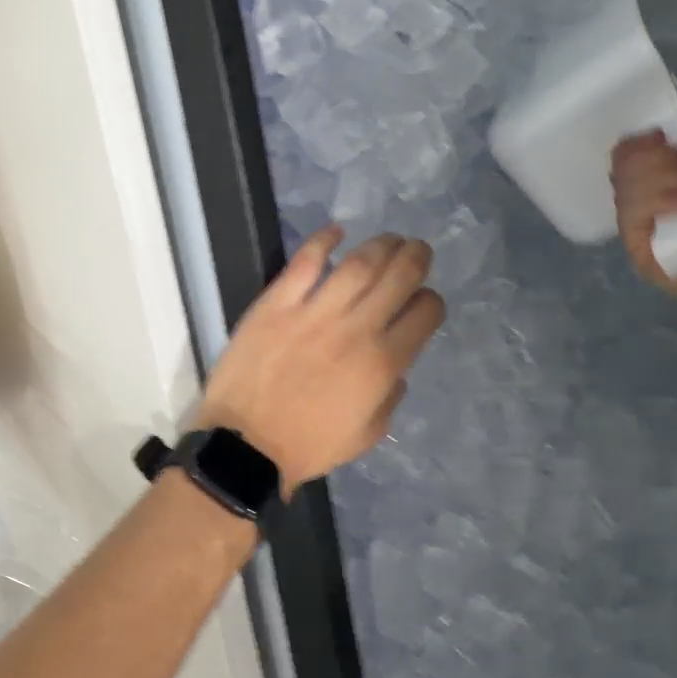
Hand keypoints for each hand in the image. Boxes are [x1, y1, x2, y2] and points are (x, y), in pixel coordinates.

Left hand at [196, 227, 445, 492]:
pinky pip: (304, 262)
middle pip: (397, 278)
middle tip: (417, 249)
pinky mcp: (274, 304)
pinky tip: (336, 231)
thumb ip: (390, 396)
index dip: (430, 302)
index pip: (424, 314)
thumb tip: (396, 367)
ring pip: (358, 264)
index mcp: (382, 364)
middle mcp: (355, 330)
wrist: (246, 443)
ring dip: (380, 246)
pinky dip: (322, 241)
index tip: (423, 299)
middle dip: (415, 258)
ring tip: (388, 240)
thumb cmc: (307, 445)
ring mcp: (312, 312)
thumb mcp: (367, 434)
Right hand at [611, 116, 676, 304]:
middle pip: (623, 164)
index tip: (668, 137)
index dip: (645, 141)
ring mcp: (645, 225)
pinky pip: (628, 213)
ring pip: (623, 185)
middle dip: (662, 158)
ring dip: (669, 179)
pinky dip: (661, 202)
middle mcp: (658, 198)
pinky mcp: (637, 248)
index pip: (633, 152)